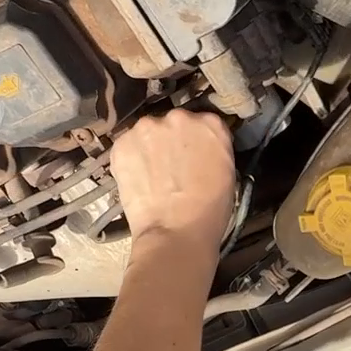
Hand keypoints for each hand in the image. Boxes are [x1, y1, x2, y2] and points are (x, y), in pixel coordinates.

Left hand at [109, 110, 236, 248]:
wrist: (175, 232)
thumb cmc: (209, 211)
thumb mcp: (228, 174)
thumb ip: (215, 150)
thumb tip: (203, 148)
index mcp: (211, 125)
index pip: (207, 123)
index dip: (203, 141)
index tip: (200, 154)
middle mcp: (179, 117)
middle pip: (176, 123)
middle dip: (175, 140)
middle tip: (177, 166)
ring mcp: (147, 128)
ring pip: (150, 132)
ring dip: (152, 147)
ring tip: (157, 175)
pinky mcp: (123, 142)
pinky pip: (129, 145)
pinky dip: (134, 158)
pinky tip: (143, 178)